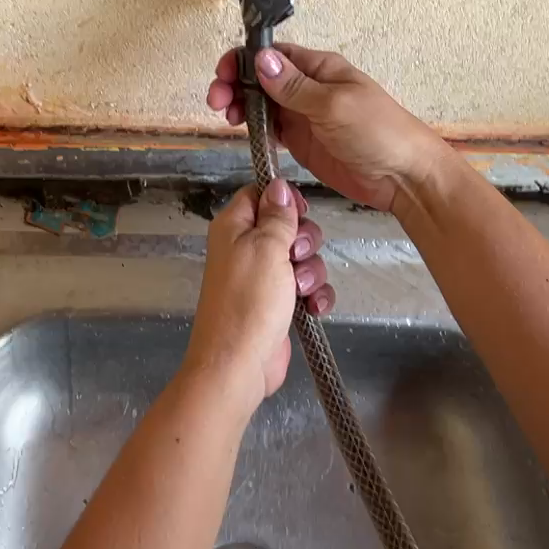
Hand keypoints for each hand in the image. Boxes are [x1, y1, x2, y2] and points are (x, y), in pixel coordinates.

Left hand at [183, 181, 333, 410]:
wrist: (238, 364)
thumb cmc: (248, 300)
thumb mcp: (266, 247)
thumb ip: (277, 216)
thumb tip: (277, 184)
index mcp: (234, 227)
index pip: (260, 195)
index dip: (283, 200)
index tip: (301, 213)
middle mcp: (246, 248)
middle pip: (287, 226)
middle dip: (304, 241)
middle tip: (296, 257)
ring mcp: (262, 277)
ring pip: (301, 258)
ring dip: (311, 272)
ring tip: (301, 291)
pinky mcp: (278, 303)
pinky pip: (306, 288)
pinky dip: (314, 296)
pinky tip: (313, 309)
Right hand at [206, 43, 450, 211]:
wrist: (404, 178)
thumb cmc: (378, 132)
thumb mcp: (333, 105)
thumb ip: (293, 85)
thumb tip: (260, 58)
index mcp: (318, 68)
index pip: (272, 55)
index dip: (243, 60)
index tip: (223, 74)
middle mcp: (307, 87)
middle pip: (260, 77)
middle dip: (234, 84)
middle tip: (217, 102)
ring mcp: (303, 115)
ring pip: (261, 103)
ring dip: (240, 106)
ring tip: (227, 119)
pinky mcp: (302, 141)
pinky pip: (270, 129)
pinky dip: (253, 128)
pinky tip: (243, 132)